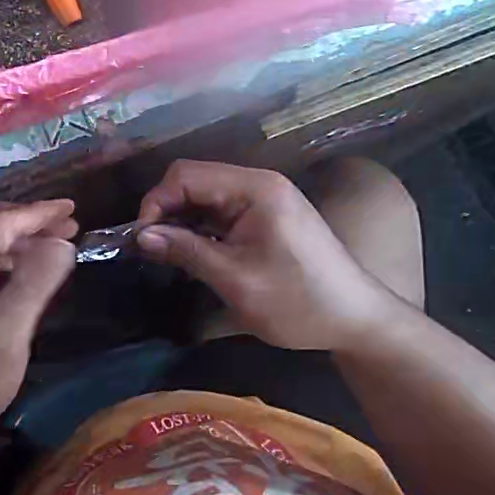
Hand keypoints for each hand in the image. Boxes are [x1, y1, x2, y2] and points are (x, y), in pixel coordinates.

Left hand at [0, 199, 77, 439]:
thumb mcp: (11, 328)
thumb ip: (37, 281)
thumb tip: (64, 243)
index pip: (0, 224)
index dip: (38, 213)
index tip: (73, 207)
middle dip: (31, 221)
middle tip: (72, 224)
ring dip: (24, 239)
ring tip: (61, 241)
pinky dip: (13, 258)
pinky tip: (35, 265)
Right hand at [135, 161, 399, 351]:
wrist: (354, 319)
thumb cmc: (297, 301)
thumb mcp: (236, 279)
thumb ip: (187, 251)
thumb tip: (140, 235)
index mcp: (254, 189)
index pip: (186, 175)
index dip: (156, 202)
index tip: (141, 239)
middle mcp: (258, 184)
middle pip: (194, 180)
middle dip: (165, 209)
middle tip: (150, 248)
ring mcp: (264, 199)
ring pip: (204, 196)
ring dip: (181, 220)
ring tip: (165, 253)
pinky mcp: (265, 216)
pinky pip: (220, 211)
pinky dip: (199, 228)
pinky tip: (190, 252)